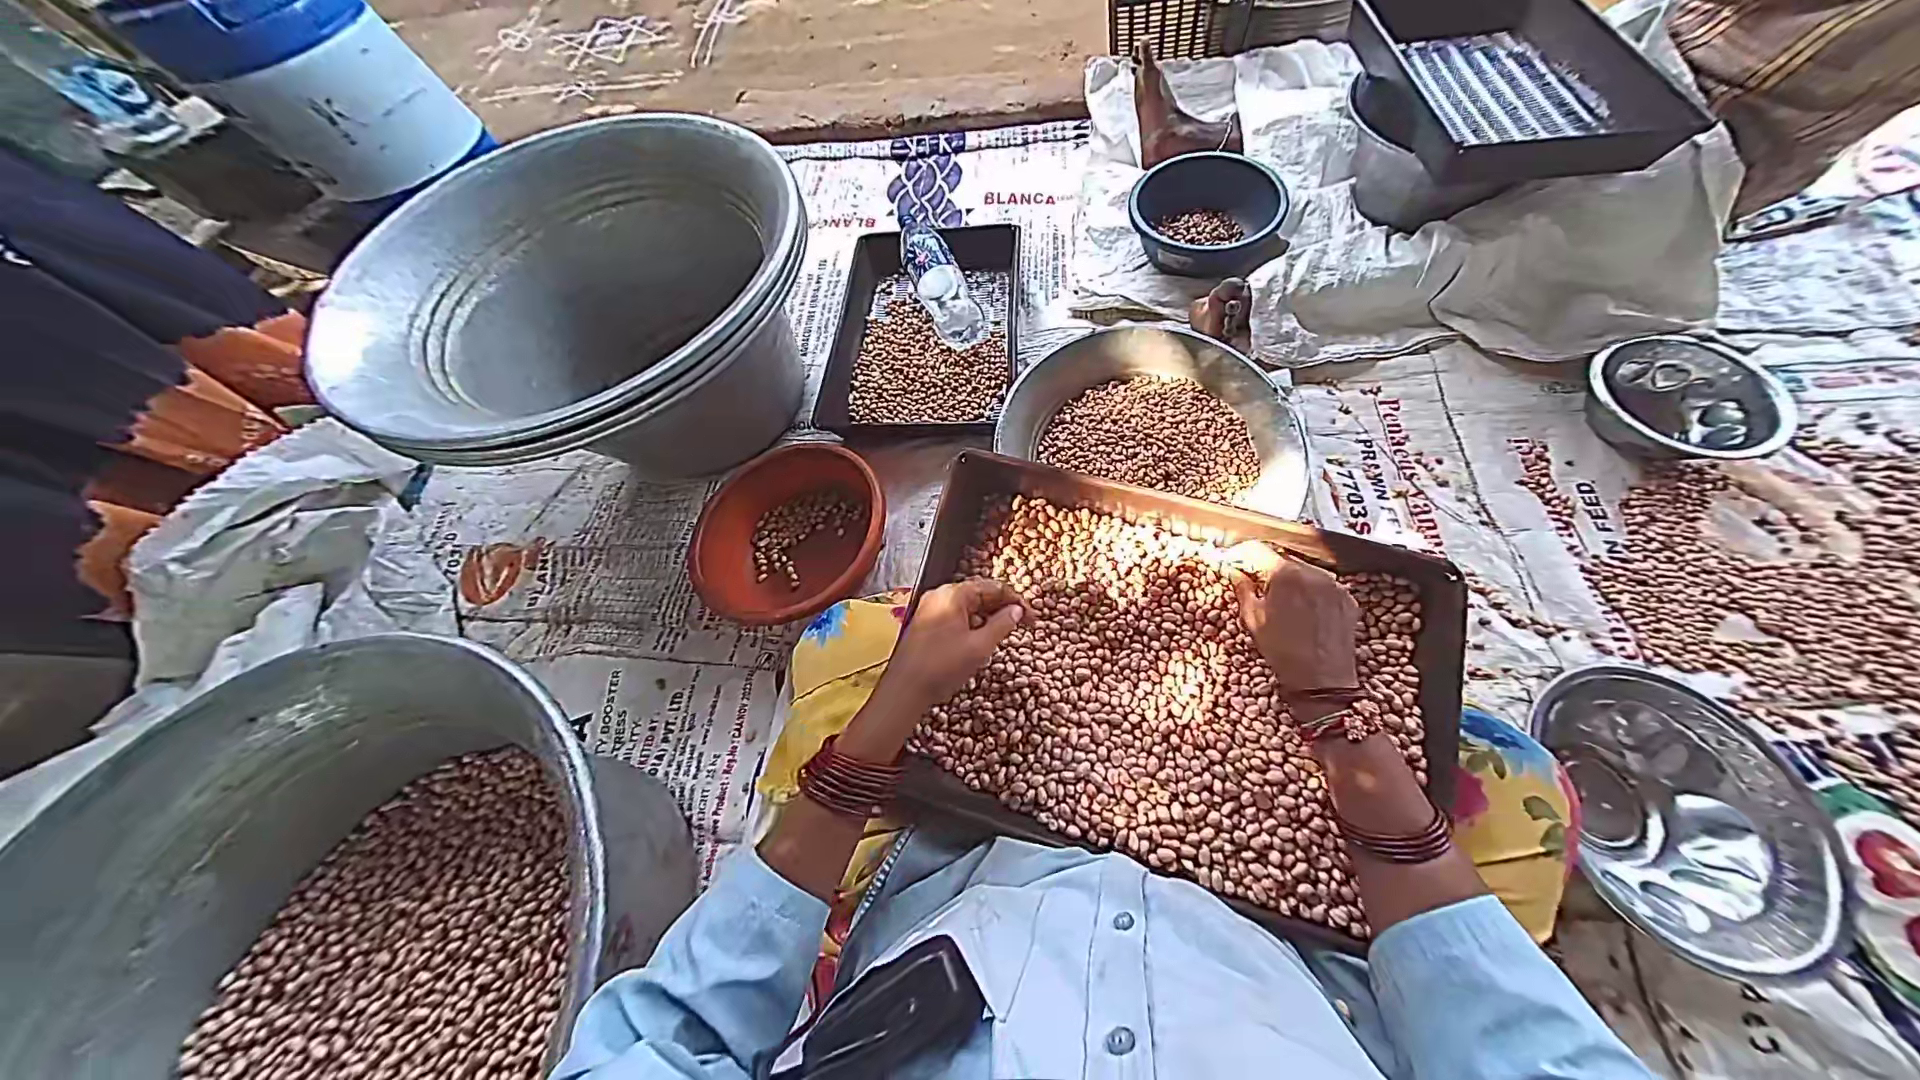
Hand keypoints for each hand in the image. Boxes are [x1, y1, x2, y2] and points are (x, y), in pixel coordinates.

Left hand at [882, 578, 1025, 710]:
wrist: (905, 689)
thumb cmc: (941, 667)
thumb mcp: (980, 646)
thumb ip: (1002, 625)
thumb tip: (1016, 611)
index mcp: (953, 594)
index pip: (993, 587)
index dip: (1016, 601)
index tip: (1031, 618)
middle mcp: (939, 595)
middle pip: (980, 594)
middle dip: (1002, 608)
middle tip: (1022, 625)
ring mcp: (930, 609)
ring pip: (968, 606)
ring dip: (988, 617)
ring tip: (1003, 634)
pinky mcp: (926, 624)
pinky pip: (956, 616)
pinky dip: (972, 624)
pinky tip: (980, 640)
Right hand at [1226, 541, 1358, 694]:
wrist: (1323, 680)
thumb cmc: (1283, 650)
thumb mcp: (1253, 618)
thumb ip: (1243, 589)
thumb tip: (1235, 572)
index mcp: (1285, 575)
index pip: (1257, 550)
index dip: (1240, 553)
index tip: (1232, 559)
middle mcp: (1313, 573)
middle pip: (1282, 559)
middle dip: (1265, 567)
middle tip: (1252, 580)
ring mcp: (1334, 585)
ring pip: (1304, 571)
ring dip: (1289, 578)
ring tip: (1279, 599)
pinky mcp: (1347, 598)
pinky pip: (1323, 585)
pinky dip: (1309, 591)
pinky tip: (1301, 609)